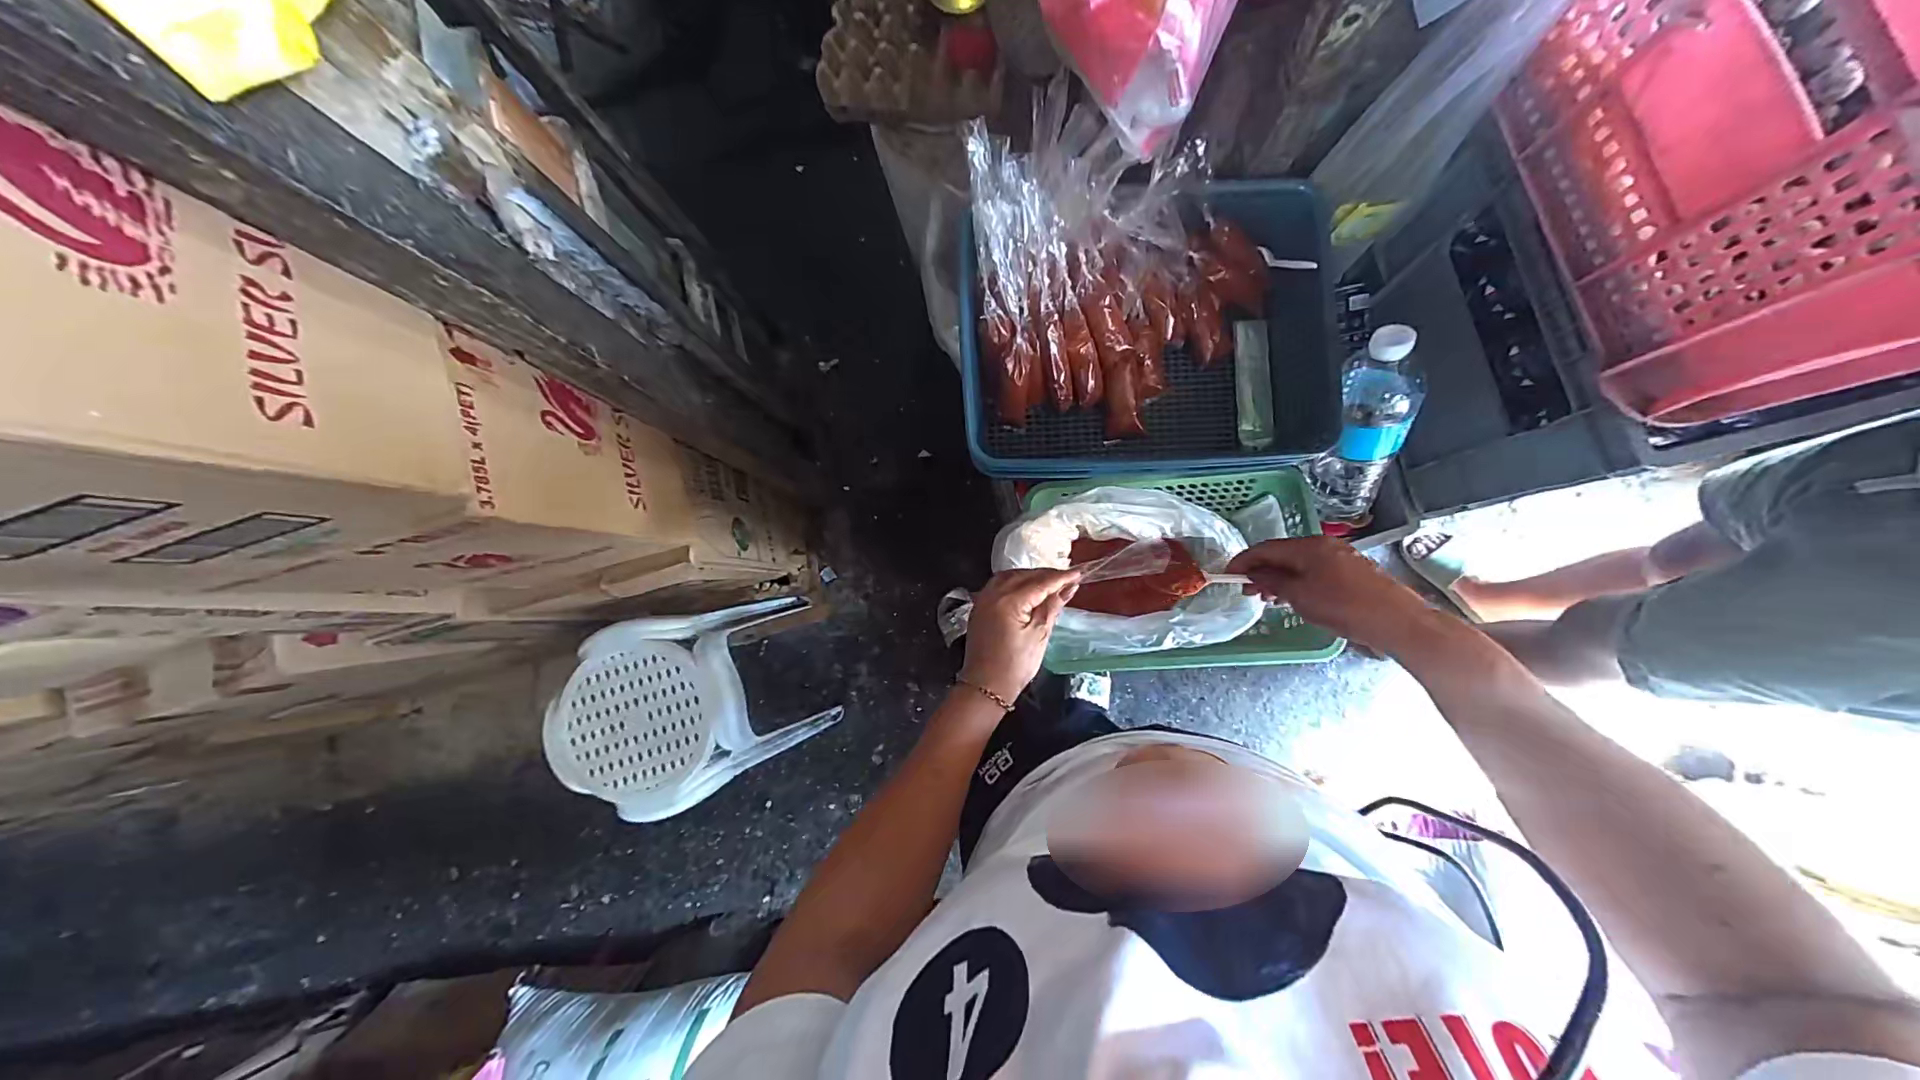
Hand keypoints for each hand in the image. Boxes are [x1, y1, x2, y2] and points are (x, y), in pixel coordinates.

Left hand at [960, 568, 1081, 702]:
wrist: (986, 686)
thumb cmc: (1015, 665)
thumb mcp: (1039, 635)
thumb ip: (1052, 606)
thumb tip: (1068, 588)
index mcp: (1009, 601)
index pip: (1040, 583)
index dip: (1061, 577)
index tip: (1078, 573)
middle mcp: (993, 594)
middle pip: (1024, 576)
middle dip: (1046, 575)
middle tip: (1067, 579)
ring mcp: (983, 599)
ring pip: (1010, 577)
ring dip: (1030, 576)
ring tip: (1049, 582)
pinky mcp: (980, 607)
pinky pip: (999, 585)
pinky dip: (1015, 583)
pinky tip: (1027, 589)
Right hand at [1225, 537, 1437, 651]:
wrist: (1396, 621)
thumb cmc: (1343, 606)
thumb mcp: (1299, 595)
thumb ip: (1272, 580)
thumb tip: (1254, 572)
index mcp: (1308, 546)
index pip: (1265, 548)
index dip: (1243, 561)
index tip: (1227, 574)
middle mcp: (1323, 546)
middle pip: (1282, 554)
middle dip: (1261, 570)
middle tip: (1246, 590)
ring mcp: (1340, 557)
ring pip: (1298, 563)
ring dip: (1279, 577)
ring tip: (1267, 597)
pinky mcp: (1351, 571)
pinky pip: (1314, 571)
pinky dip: (1297, 581)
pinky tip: (1293, 597)